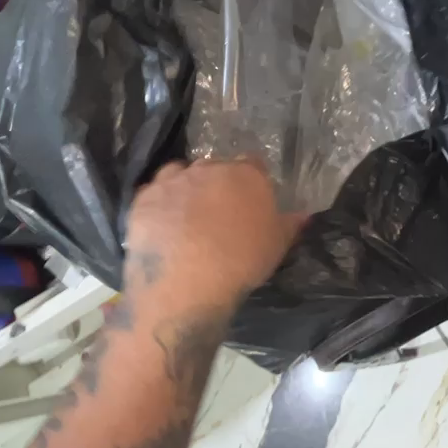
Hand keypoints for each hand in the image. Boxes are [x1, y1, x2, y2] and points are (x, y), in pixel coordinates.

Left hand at [121, 160, 301, 324]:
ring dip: (187, 186)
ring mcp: (172, 181)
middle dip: (219, 182)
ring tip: (189, 214)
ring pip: (181, 173)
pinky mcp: (143, 199)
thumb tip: (304, 214)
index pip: (253, 164)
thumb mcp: (277, 245)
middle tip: (221, 210)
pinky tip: (165, 222)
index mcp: (246, 175)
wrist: (187, 283)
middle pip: (215, 166)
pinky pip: (154, 192)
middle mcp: (208, 169)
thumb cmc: (242, 261)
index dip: (253, 181)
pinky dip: (161, 202)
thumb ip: (290, 224)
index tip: (252, 200)